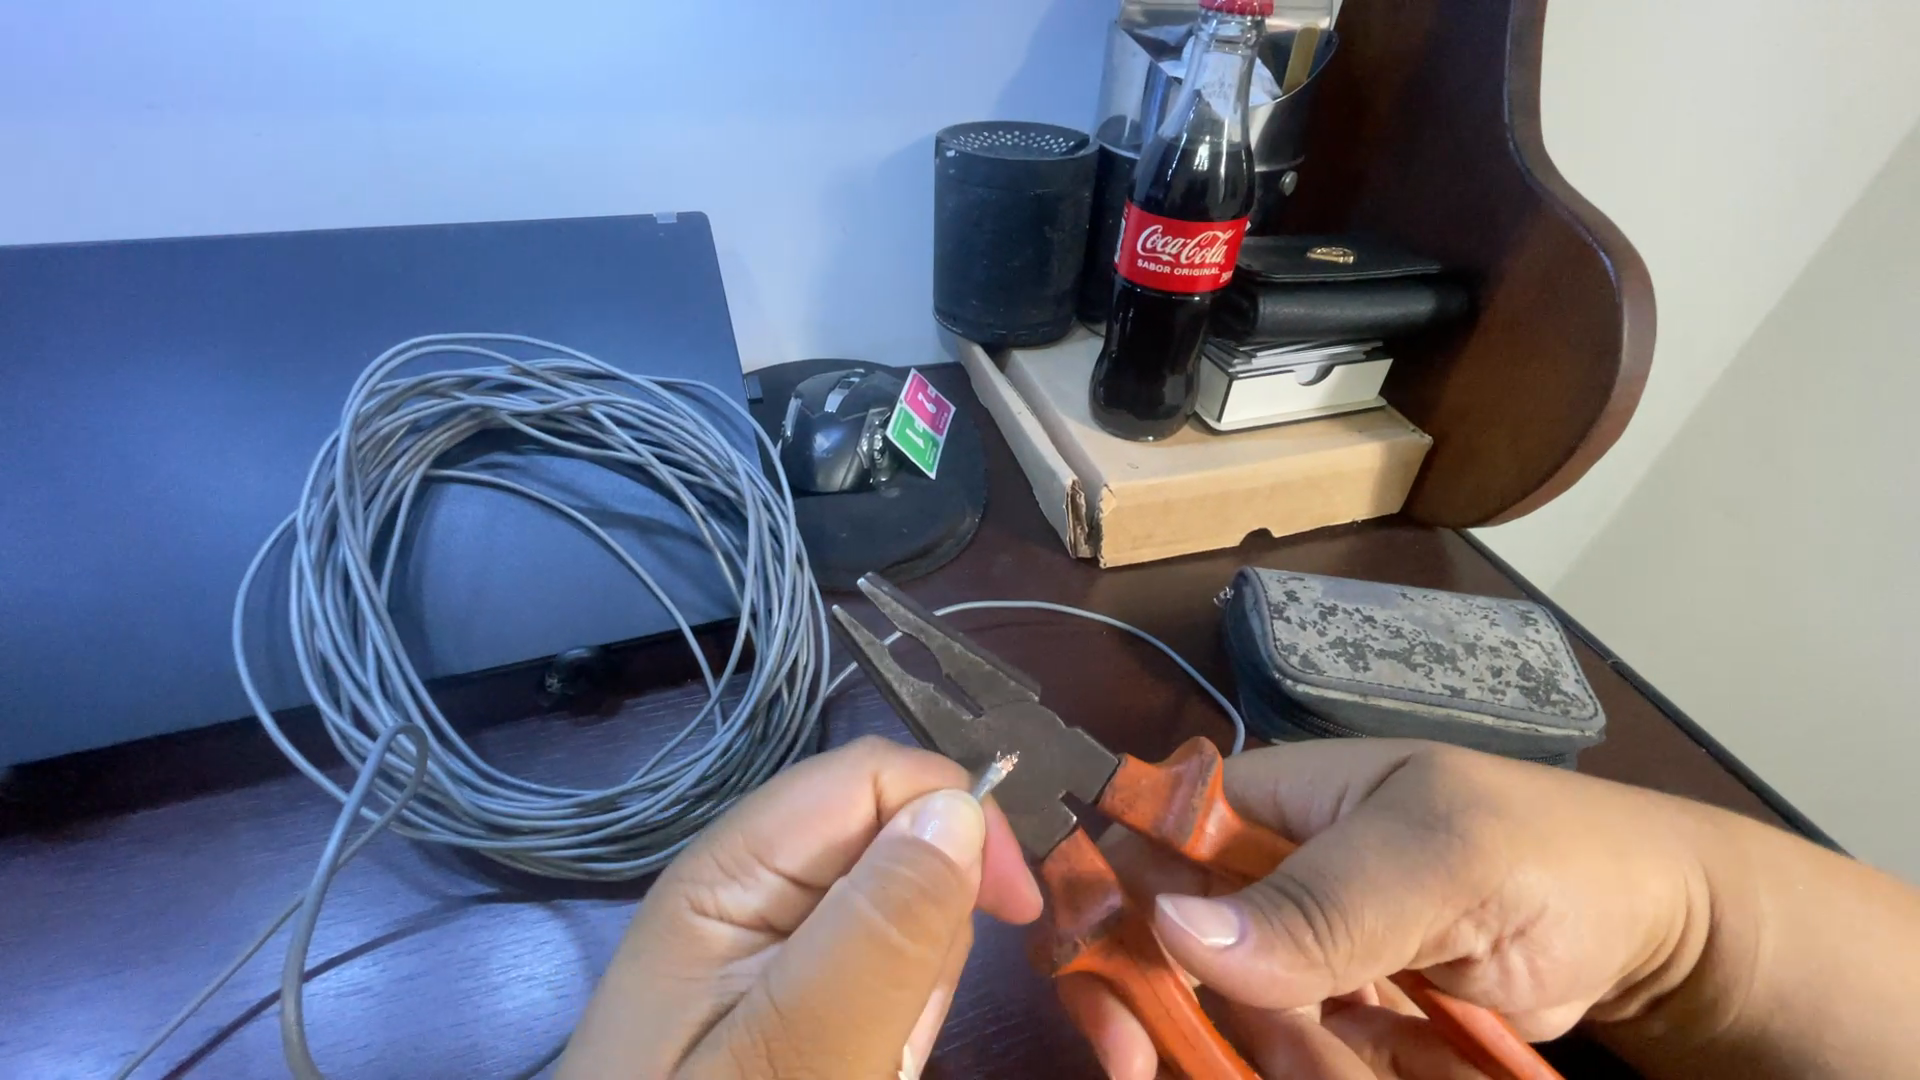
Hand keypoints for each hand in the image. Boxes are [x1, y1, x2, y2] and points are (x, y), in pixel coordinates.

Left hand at [556, 736, 1043, 1078]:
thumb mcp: (800, 1055)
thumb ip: (880, 928)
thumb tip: (961, 808)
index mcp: (735, 866)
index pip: (868, 774)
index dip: (954, 810)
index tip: (1015, 904)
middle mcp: (753, 880)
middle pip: (889, 830)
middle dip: (929, 916)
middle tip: (904, 1025)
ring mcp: (773, 933)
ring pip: (897, 898)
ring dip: (916, 976)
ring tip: (876, 1056)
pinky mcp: (794, 979)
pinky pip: (882, 958)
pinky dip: (900, 1007)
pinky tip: (870, 1057)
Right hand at [1064, 740, 1721, 1078]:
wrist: (1653, 936)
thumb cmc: (1541, 858)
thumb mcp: (1435, 864)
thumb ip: (1315, 903)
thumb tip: (1173, 928)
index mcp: (1258, 803)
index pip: (1144, 836)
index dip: (1103, 896)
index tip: (1101, 989)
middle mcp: (1255, 868)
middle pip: (1161, 930)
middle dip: (1152, 999)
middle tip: (1138, 1064)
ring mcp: (1289, 941)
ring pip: (1215, 1003)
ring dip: (1243, 1051)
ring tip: (1307, 1064)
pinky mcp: (1328, 1004)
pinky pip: (1275, 1045)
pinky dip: (1290, 1070)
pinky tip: (1357, 1066)